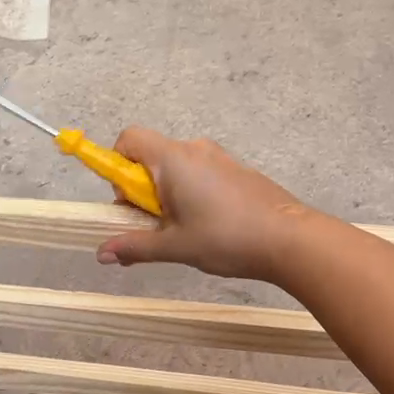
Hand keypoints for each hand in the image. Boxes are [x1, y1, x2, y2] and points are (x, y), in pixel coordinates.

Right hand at [96, 127, 315, 281]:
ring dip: (166, 194)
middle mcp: (194, 149)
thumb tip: (101, 254)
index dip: (117, 165)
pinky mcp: (237, 170)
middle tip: (153, 224)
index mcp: (172, 160)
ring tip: (182, 229)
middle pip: (150, 157)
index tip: (127, 200)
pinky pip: (199, 174)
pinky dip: (190, 194)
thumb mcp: (173, 247)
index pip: (129, 139)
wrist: (292, 239)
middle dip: (141, 189)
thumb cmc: (226, 238)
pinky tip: (208, 226)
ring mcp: (219, 157)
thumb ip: (134, 246)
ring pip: (175, 168)